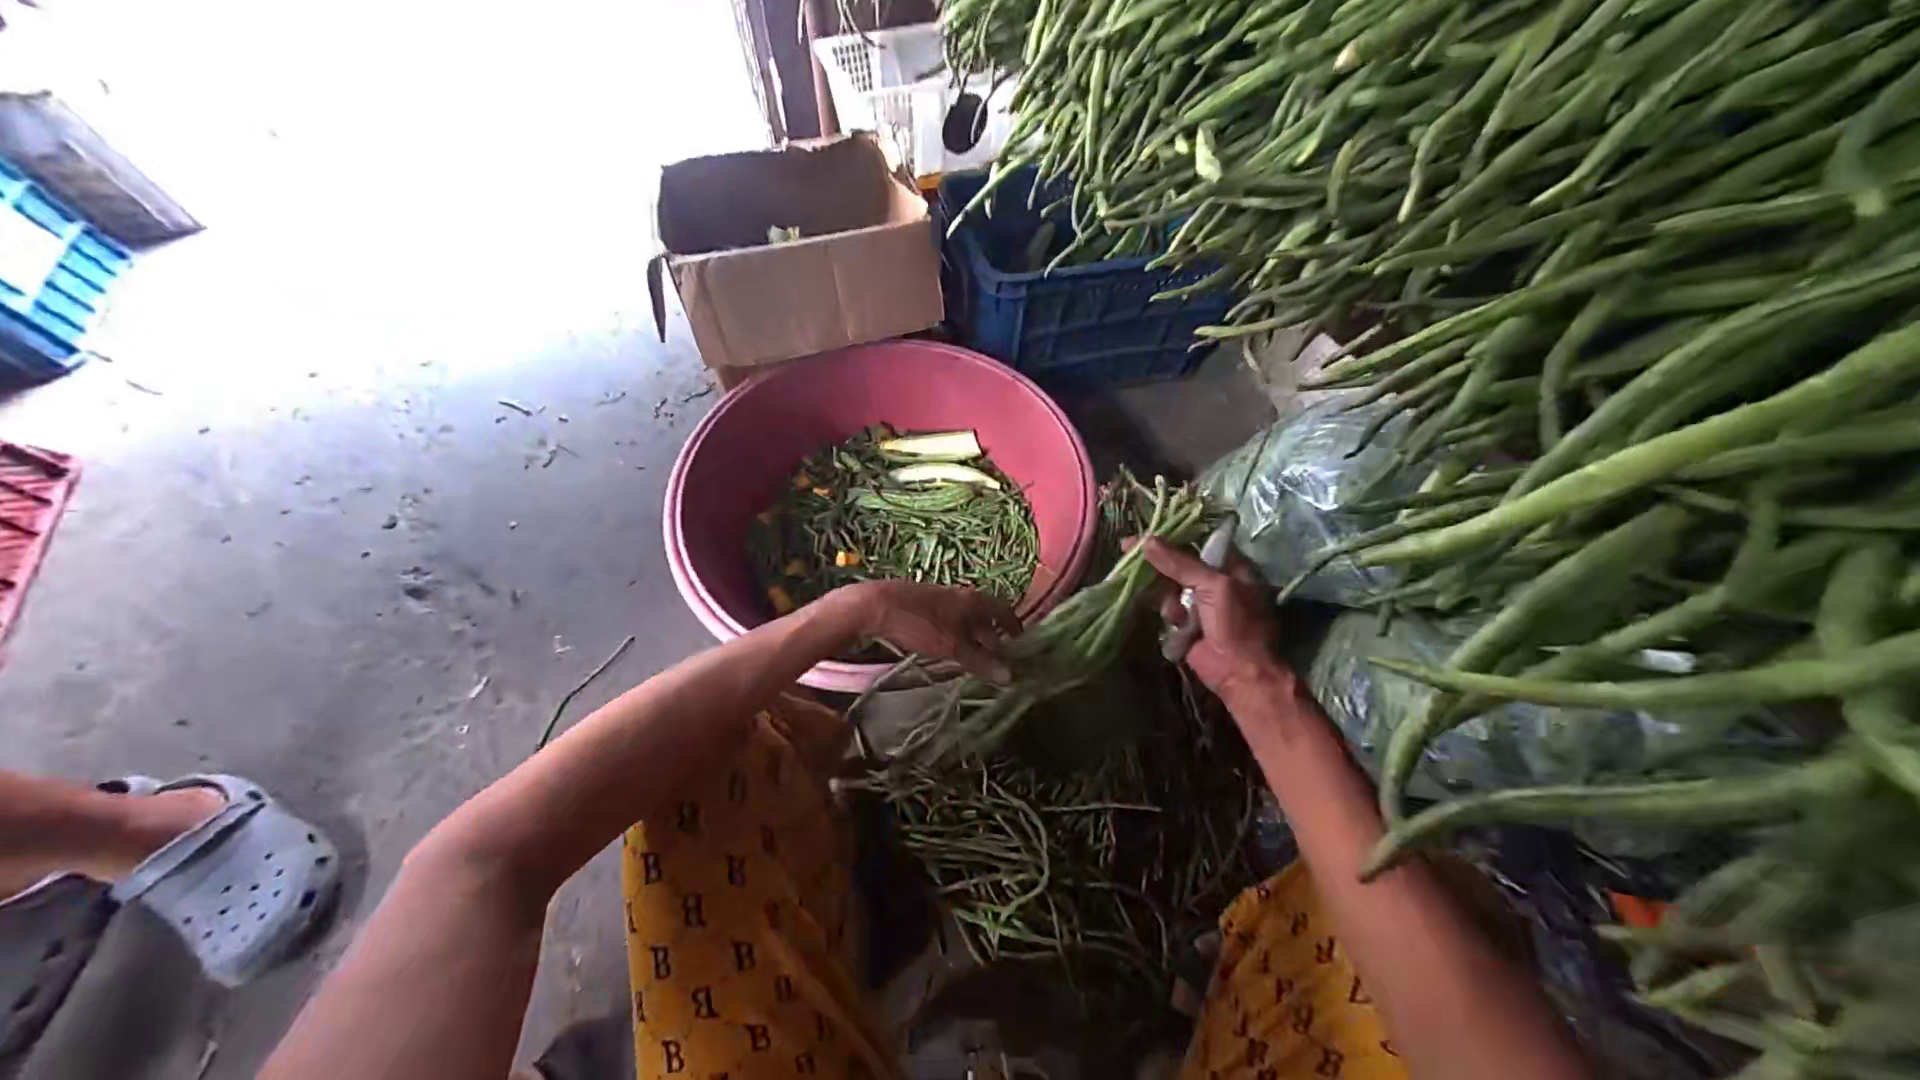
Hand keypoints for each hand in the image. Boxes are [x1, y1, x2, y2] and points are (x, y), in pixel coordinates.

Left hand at [839, 580, 1021, 681]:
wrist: (876, 605)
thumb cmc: (920, 623)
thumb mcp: (953, 646)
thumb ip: (980, 661)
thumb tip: (1010, 676)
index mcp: (973, 599)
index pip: (1002, 609)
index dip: (1013, 624)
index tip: (1020, 640)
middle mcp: (959, 594)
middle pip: (983, 614)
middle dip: (991, 635)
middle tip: (996, 657)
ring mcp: (939, 598)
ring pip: (964, 617)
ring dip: (971, 636)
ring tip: (972, 657)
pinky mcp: (922, 605)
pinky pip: (948, 619)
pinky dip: (954, 633)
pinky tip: (946, 648)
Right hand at [1140, 537, 1291, 701]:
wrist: (1239, 672)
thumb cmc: (1236, 624)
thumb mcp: (1214, 585)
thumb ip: (1180, 563)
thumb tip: (1146, 540)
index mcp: (1232, 567)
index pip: (1199, 541)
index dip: (1174, 536)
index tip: (1147, 532)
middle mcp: (1215, 581)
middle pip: (1179, 563)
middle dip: (1160, 564)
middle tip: (1130, 552)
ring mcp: (1199, 603)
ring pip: (1168, 586)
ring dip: (1166, 595)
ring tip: (1175, 611)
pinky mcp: (1184, 622)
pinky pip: (1165, 607)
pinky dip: (1166, 611)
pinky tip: (1174, 621)